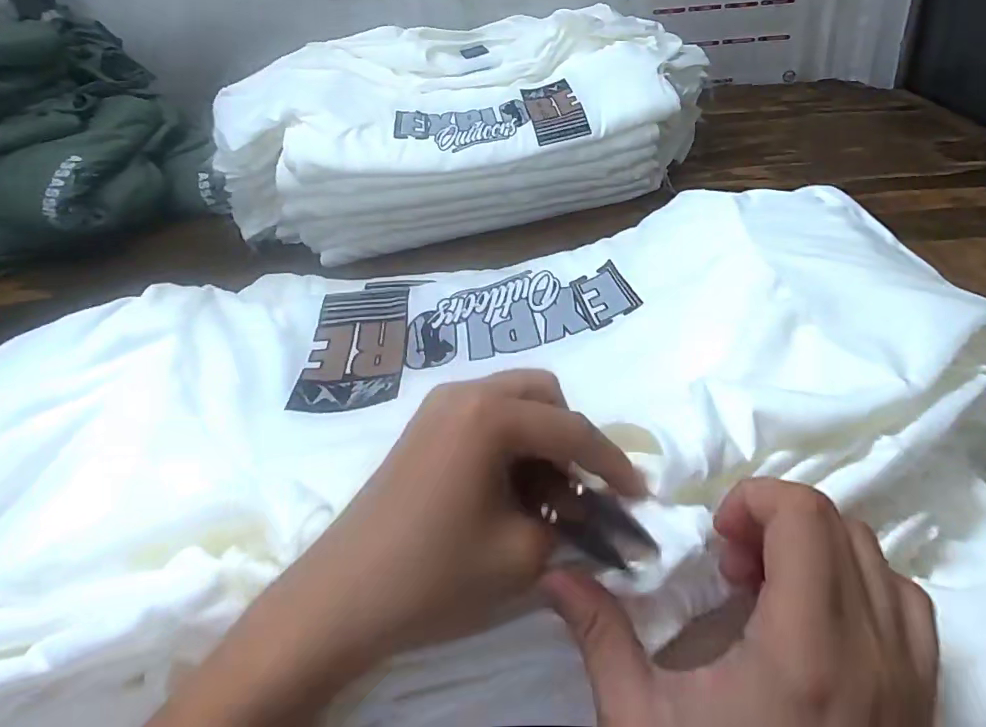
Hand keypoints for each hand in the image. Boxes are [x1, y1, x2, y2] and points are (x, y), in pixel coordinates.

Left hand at [152, 368, 642, 726]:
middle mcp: (464, 392)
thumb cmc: (435, 573)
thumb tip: (583, 508)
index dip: (613, 463)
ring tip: (549, 495)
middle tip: (584, 489)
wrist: (344, 592)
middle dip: (572, 436)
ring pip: (511, 401)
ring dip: (540, 437)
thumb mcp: (521, 554)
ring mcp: (438, 405)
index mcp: (490, 414)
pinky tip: (511, 488)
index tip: (641, 494)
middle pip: (542, 394)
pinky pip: (483, 415)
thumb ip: (567, 522)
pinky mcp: (423, 425)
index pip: (572, 429)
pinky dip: (509, 441)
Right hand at [542, 479, 937, 726]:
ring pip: (879, 560)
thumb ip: (601, 635)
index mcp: (805, 651)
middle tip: (734, 566)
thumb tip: (554, 574)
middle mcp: (872, 656)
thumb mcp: (642, 719)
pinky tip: (818, 621)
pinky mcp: (925, 706)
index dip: (754, 500)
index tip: (718, 541)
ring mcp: (910, 684)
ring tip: (773, 592)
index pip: (805, 516)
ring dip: (818, 551)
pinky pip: (909, 609)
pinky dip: (863, 587)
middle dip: (777, 522)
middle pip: (839, 525)